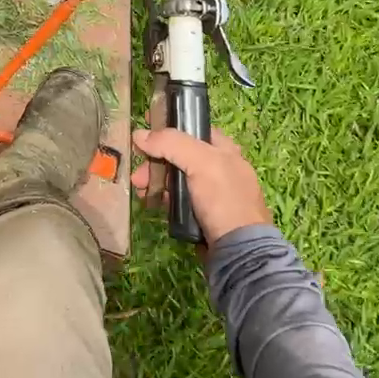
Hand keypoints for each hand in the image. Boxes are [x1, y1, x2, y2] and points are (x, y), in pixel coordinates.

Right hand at [130, 126, 273, 242]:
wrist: (239, 252)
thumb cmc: (224, 199)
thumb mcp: (201, 162)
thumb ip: (170, 143)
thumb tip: (140, 135)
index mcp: (224, 150)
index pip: (192, 128)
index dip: (168, 125)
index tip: (145, 128)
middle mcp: (219, 167)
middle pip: (177, 153)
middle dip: (153, 159)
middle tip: (138, 170)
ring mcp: (211, 191)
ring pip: (174, 175)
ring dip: (153, 179)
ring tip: (140, 190)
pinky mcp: (202, 212)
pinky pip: (176, 196)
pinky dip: (162, 196)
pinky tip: (151, 201)